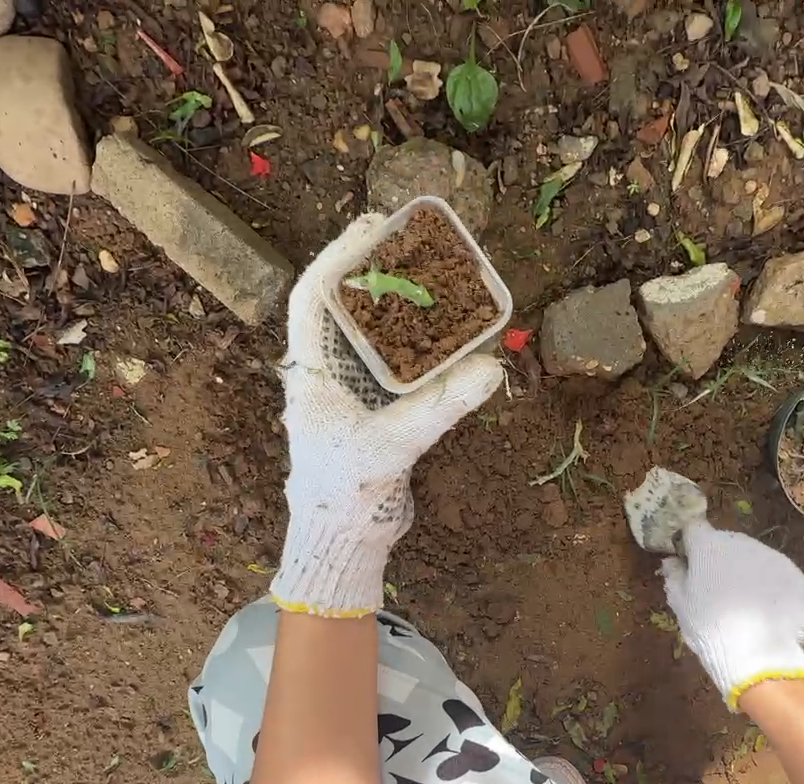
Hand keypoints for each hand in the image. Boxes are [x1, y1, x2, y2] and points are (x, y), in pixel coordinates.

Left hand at [269, 215, 502, 616]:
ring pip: (369, 336)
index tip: (370, 227)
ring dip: (398, 309)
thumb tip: (492, 369)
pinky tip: (444, 337)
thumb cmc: (347, 490)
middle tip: (409, 243)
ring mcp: (349, 394)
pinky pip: (392, 367)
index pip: (312, 297)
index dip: (339, 255)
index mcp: (310, 372)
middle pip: (343, 308)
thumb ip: (440, 406)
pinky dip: (417, 348)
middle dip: (374, 272)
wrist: (343, 537)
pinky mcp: (371, 413)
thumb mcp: (393, 443)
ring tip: (432, 279)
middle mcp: (326, 375)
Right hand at [660, 522, 803, 708]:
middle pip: (727, 544)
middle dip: (721, 559)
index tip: (688, 560)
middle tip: (716, 589)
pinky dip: (774, 590)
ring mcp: (775, 559)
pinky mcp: (799, 578)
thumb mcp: (681, 605)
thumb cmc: (709, 627)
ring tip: (745, 606)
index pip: (695, 529)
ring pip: (756, 559)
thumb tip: (672, 561)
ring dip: (748, 573)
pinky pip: (780, 578)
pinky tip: (768, 615)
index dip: (690, 544)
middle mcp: (744, 544)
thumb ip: (675, 577)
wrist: (757, 656)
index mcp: (710, 546)